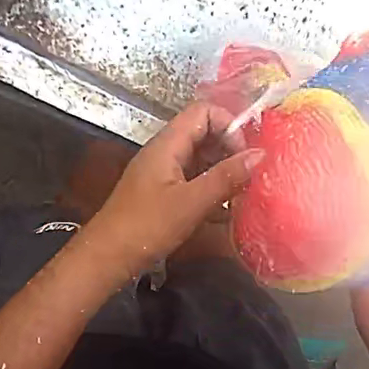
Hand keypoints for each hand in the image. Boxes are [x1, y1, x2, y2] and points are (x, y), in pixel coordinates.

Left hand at [81, 102, 264, 275]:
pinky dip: (212, 190)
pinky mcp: (164, 194)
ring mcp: (163, 173)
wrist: (108, 256)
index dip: (229, 126)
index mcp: (168, 144)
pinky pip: (194, 181)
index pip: (204, 112)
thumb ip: (226, 177)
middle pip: (204, 134)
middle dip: (231, 150)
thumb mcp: (191, 202)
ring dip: (224, 172)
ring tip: (244, 194)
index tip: (245, 155)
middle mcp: (165, 152)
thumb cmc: (147, 227)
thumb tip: (260, 155)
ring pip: (201, 160)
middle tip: (251, 177)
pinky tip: (227, 211)